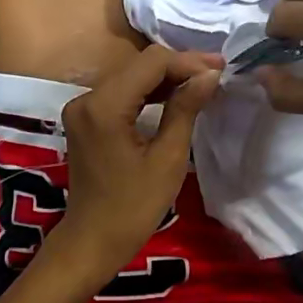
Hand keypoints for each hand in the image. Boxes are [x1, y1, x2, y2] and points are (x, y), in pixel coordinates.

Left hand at [48, 45, 222, 278]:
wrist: (92, 240)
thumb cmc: (133, 208)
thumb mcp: (168, 159)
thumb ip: (185, 109)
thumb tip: (210, 75)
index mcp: (104, 107)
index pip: (151, 63)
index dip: (187, 62)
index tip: (220, 70)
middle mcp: (86, 98)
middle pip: (139, 65)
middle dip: (178, 67)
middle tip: (216, 75)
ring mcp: (82, 106)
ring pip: (130, 75)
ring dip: (165, 77)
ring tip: (203, 83)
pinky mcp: (85, 117)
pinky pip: (120, 91)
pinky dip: (148, 91)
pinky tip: (175, 96)